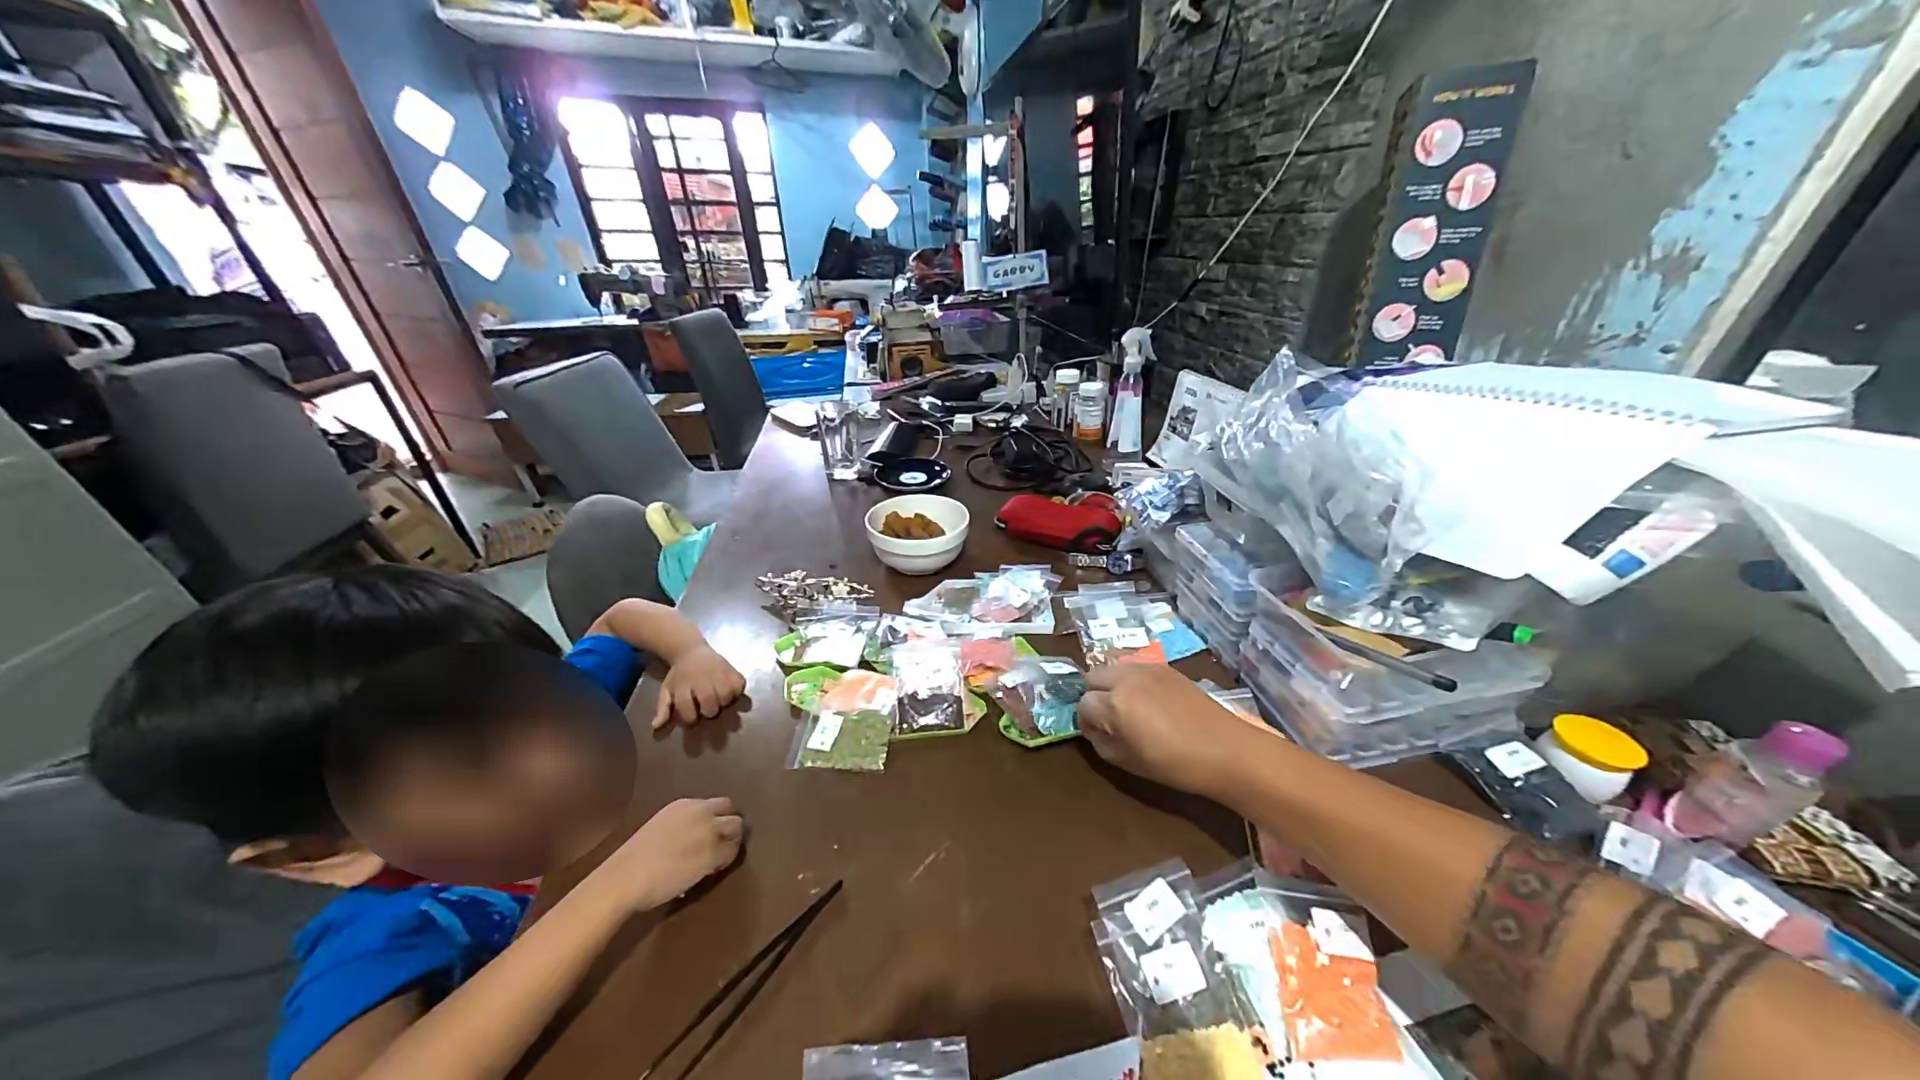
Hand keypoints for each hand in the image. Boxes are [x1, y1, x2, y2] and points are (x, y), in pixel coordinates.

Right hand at [590, 797, 743, 911]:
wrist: (626, 877)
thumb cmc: (635, 859)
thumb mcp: (661, 828)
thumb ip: (683, 826)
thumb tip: (694, 839)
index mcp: (685, 804)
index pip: (717, 804)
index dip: (718, 818)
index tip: (713, 833)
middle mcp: (701, 811)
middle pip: (731, 811)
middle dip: (730, 826)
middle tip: (722, 844)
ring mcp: (710, 830)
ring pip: (737, 828)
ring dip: (732, 841)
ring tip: (719, 857)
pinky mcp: (714, 852)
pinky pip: (732, 851)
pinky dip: (727, 859)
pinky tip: (714, 870)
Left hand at [654, 644, 746, 728]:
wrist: (689, 649)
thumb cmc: (679, 674)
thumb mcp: (667, 690)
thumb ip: (663, 709)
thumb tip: (656, 726)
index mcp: (683, 688)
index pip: (690, 714)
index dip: (690, 718)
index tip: (691, 713)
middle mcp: (702, 682)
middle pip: (710, 708)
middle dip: (709, 712)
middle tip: (707, 706)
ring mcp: (719, 675)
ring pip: (726, 699)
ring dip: (723, 703)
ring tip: (718, 699)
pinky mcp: (732, 670)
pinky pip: (740, 688)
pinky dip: (737, 692)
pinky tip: (729, 690)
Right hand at [1077, 664, 1269, 798]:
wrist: (1227, 751)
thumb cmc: (1174, 765)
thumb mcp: (1127, 762)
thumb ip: (1100, 742)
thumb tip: (1094, 728)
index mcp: (1114, 703)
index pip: (1082, 704)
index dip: (1087, 722)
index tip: (1100, 735)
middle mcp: (1125, 678)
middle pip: (1092, 676)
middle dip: (1094, 695)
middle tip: (1109, 717)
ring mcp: (1147, 668)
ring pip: (1111, 666)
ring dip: (1110, 683)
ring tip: (1126, 705)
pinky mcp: (1165, 667)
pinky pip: (1134, 665)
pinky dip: (1130, 678)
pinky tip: (1146, 698)